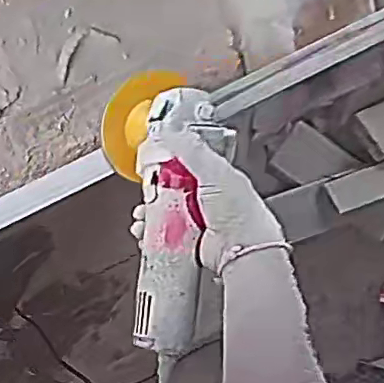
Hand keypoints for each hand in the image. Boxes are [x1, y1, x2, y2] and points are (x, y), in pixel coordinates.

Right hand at [129, 124, 284, 274]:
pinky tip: (146, 233)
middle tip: (146, 195)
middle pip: (172, 192)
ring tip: (142, 217)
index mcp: (218, 178)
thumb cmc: (239, 213)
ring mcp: (197, 223)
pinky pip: (164, 236)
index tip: (152, 166)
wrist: (241, 251)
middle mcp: (207, 200)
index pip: (187, 165)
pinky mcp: (188, 243)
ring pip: (164, 215)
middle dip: (154, 194)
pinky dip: (151, 235)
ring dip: (149, 216)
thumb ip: (191, 151)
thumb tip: (170, 131)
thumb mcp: (214, 172)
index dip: (168, 164)